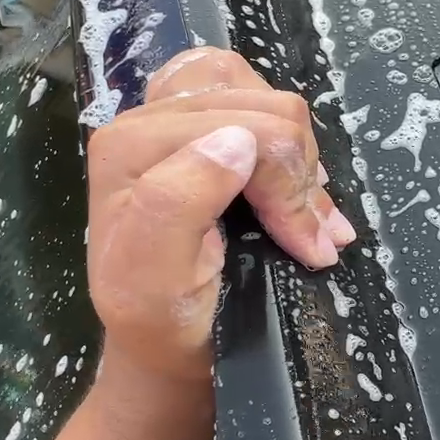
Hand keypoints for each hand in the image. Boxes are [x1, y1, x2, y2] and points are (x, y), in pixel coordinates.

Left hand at [85, 46, 356, 391]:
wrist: (170, 338)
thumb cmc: (166, 320)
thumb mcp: (156, 280)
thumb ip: (175, 205)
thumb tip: (237, 141)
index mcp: (131, 148)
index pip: (253, 130)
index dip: (289, 189)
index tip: (303, 246)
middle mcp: (150, 120)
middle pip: (270, 110)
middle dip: (300, 178)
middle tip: (307, 239)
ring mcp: (180, 120)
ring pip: (276, 104)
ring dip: (303, 165)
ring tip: (305, 222)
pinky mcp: (207, 126)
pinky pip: (265, 101)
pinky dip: (296, 148)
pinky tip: (298, 194)